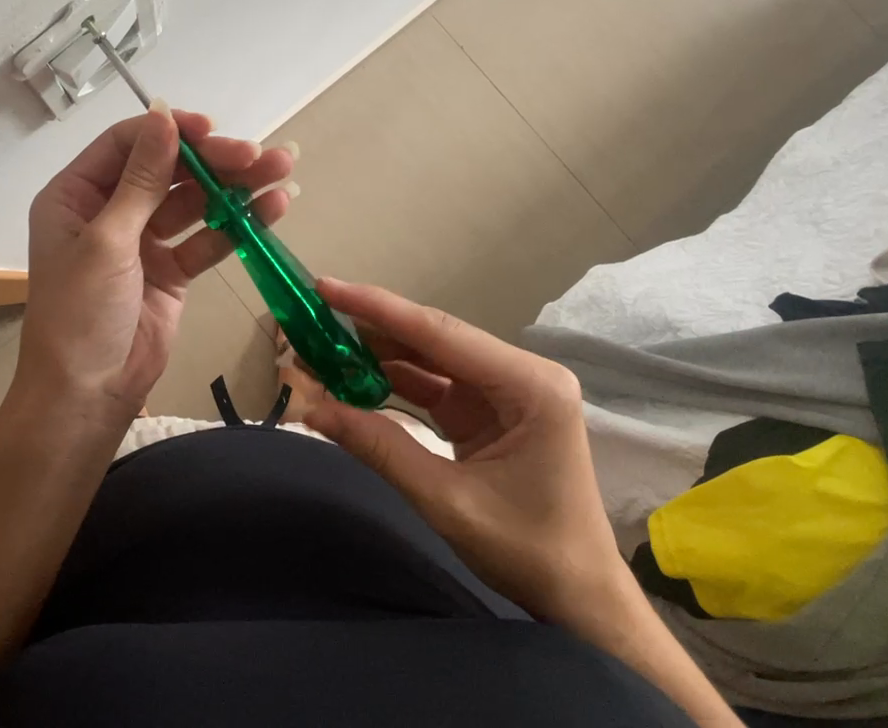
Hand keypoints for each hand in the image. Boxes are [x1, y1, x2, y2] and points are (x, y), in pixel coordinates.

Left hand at [19, 101, 295, 419]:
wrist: (87, 395)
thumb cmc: (81, 313)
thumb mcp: (106, 241)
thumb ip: (141, 180)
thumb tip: (161, 115)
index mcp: (76, 195)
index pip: (126, 146)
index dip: (169, 132)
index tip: (211, 130)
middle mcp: (108, 211)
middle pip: (166, 170)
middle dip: (213, 160)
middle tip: (260, 156)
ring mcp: (143, 241)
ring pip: (193, 202)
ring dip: (235, 188)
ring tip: (282, 171)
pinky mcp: (171, 271)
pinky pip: (206, 239)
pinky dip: (236, 226)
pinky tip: (272, 209)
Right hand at [300, 278, 625, 624]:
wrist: (578, 600)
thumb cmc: (528, 551)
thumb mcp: (446, 499)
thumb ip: (380, 447)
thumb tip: (310, 408)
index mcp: (529, 385)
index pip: (438, 333)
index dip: (376, 307)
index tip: (323, 287)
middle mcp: (520, 376)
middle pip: (431, 339)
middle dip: (368, 330)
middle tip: (309, 320)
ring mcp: (504, 393)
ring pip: (427, 359)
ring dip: (375, 356)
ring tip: (318, 349)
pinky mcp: (488, 413)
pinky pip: (432, 386)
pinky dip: (390, 383)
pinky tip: (350, 379)